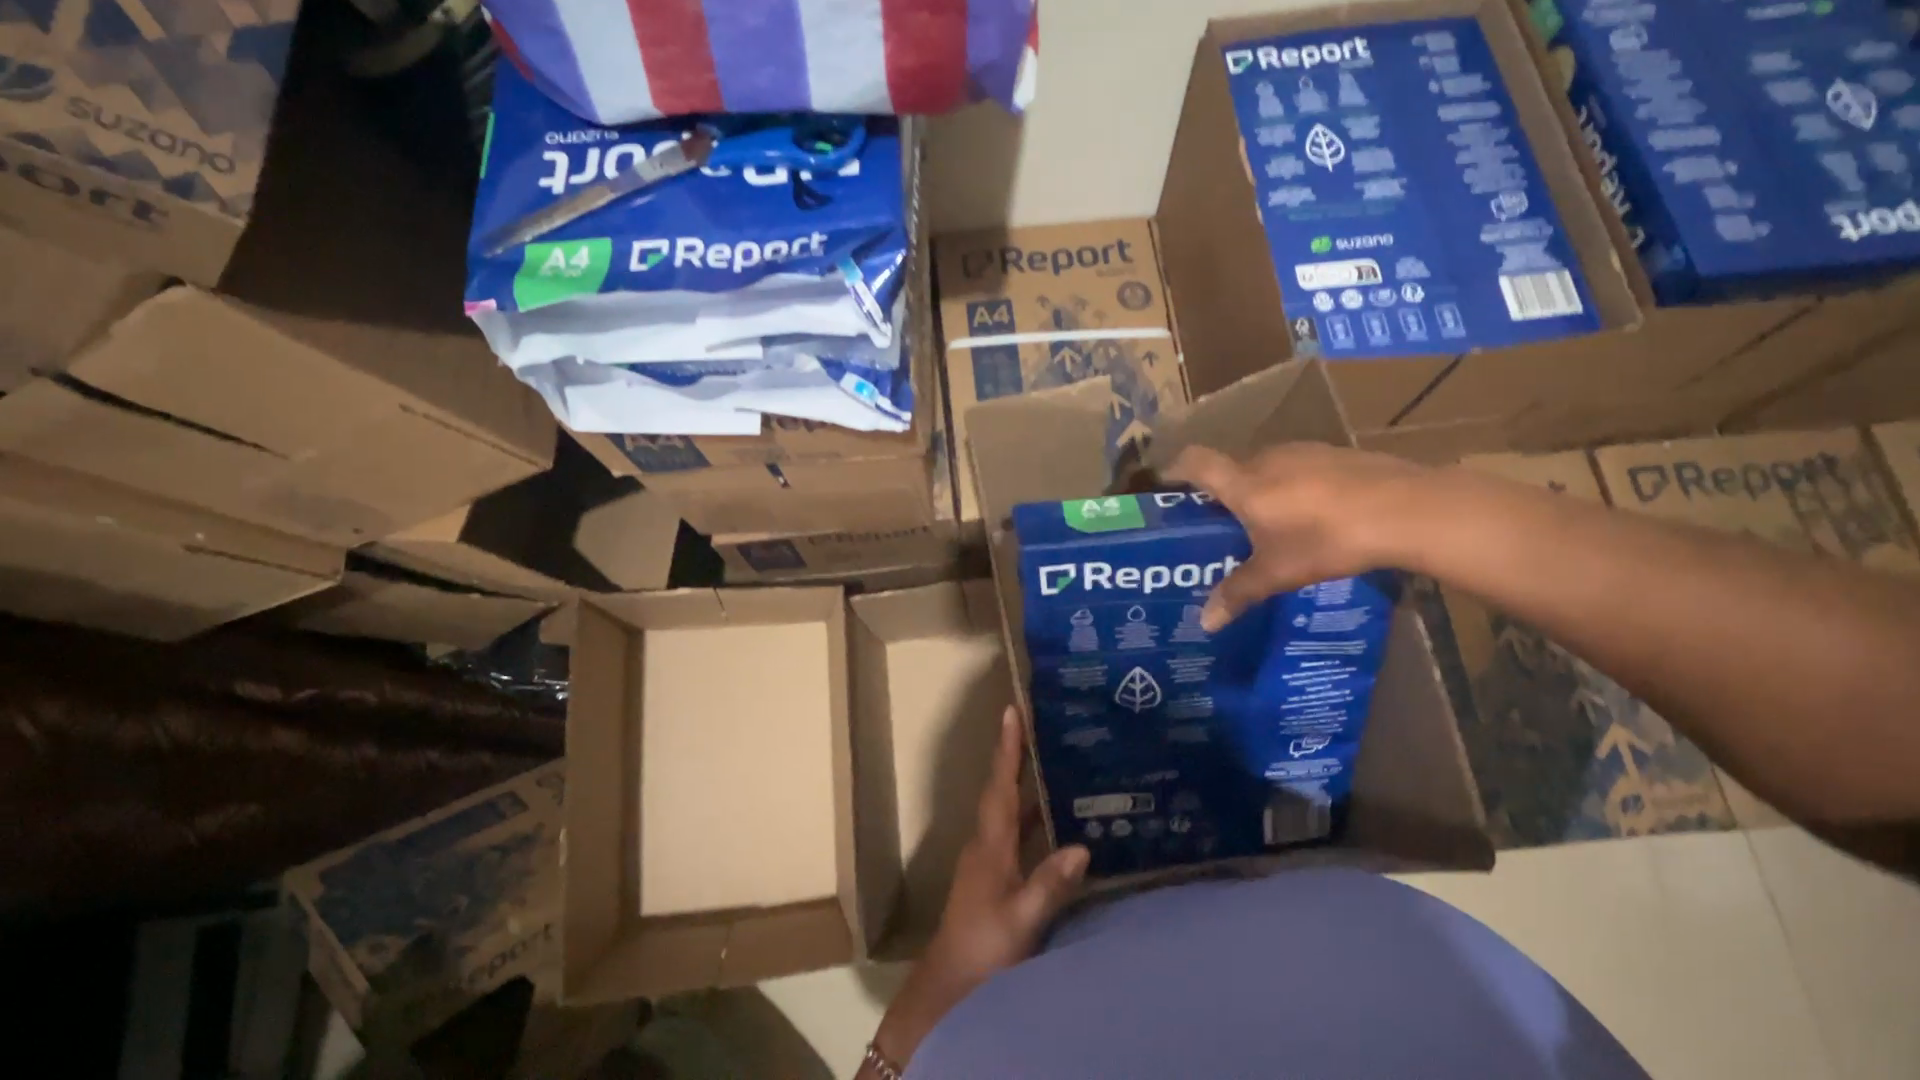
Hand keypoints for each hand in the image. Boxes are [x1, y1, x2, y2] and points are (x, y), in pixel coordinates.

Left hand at [869, 707, 1089, 1067]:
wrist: (949, 987)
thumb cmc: (982, 949)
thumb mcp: (1020, 920)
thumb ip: (1049, 885)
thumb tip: (1081, 846)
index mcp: (989, 847)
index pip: (1000, 787)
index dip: (1007, 750)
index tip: (1012, 711)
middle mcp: (985, 846)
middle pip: (1002, 791)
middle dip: (1017, 758)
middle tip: (1040, 726)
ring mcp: (987, 863)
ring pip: (1008, 813)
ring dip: (1025, 786)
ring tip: (1054, 763)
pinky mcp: (993, 879)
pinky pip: (1014, 835)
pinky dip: (1031, 819)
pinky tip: (1054, 824)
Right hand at [1167, 442, 1427, 630]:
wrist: (1405, 509)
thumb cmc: (1326, 538)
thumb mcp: (1278, 572)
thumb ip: (1238, 593)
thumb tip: (1206, 622)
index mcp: (1243, 482)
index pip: (1195, 462)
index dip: (1175, 471)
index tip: (1165, 489)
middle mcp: (1268, 458)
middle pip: (1232, 468)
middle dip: (1222, 493)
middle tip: (1221, 526)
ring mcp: (1306, 452)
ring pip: (1268, 469)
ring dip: (1261, 491)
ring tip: (1268, 526)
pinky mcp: (1337, 455)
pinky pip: (1301, 470)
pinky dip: (1295, 489)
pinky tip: (1313, 519)